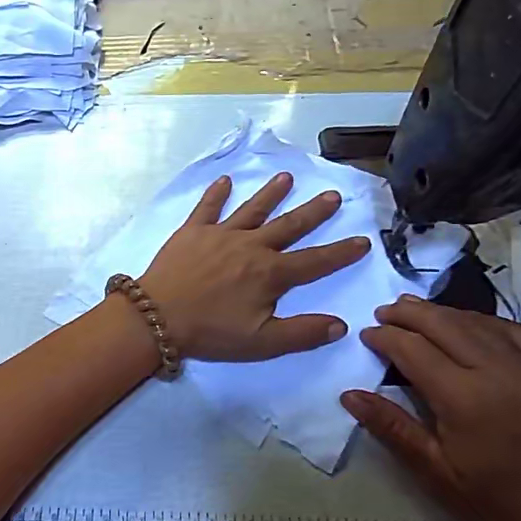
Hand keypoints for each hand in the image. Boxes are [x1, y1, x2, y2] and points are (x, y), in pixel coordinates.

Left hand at [138, 172, 370, 362]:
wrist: (158, 317)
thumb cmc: (211, 332)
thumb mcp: (262, 343)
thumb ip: (303, 333)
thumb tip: (341, 325)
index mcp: (271, 274)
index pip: (315, 261)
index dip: (341, 253)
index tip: (363, 240)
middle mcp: (251, 246)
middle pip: (289, 226)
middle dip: (314, 211)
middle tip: (333, 195)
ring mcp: (221, 234)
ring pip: (253, 210)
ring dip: (271, 193)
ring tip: (286, 177)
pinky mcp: (193, 231)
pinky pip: (208, 208)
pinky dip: (217, 193)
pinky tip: (225, 180)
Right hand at [342, 297, 520, 520]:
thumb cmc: (503, 502)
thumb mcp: (439, 473)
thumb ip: (393, 428)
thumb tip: (349, 395)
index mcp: (463, 397)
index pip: (413, 350)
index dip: (386, 338)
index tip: (366, 335)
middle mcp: (494, 369)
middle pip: (442, 324)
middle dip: (408, 314)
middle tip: (383, 311)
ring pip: (474, 321)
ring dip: (441, 312)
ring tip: (415, 308)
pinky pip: (511, 329)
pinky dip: (482, 319)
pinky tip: (470, 322)